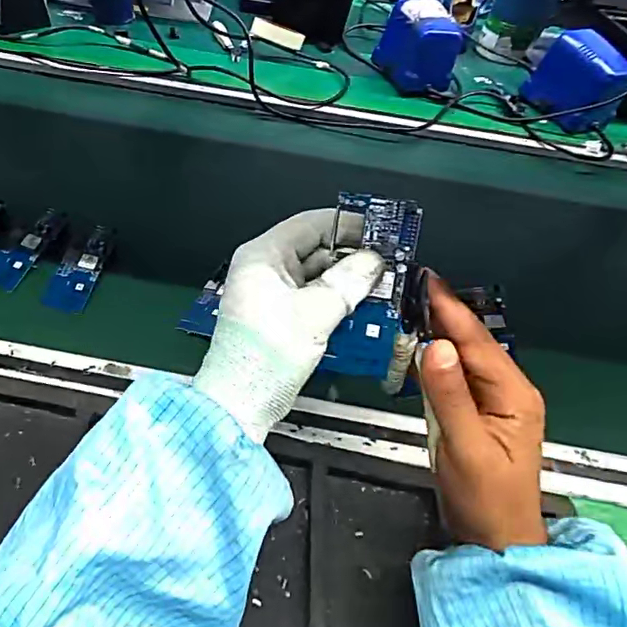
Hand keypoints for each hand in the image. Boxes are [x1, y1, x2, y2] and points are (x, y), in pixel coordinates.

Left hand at [191, 209, 384, 441]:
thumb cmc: (261, 358)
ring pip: (316, 275)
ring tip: (379, 286)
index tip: (377, 229)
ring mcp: (269, 293)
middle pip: (315, 249)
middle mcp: (262, 269)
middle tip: (385, 263)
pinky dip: (335, 299)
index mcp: (261, 256)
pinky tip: (360, 307)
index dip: (346, 224)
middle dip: (352, 256)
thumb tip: (372, 261)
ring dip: (347, 281)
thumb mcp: (315, 312)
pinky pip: (312, 296)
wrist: (241, 403)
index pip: (309, 223)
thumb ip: (349, 282)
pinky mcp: (278, 315)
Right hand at [417, 274, 547, 551]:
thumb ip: (449, 396)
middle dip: (443, 313)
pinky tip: (420, 345)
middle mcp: (509, 391)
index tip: (427, 281)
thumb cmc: (487, 500)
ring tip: (411, 306)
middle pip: (472, 343)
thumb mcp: (465, 447)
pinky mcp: (479, 410)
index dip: (450, 309)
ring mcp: (495, 400)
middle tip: (412, 286)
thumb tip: (437, 346)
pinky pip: (456, 374)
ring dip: (439, 331)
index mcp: (514, 395)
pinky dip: (437, 357)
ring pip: (463, 356)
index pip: (477, 342)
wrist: (496, 540)